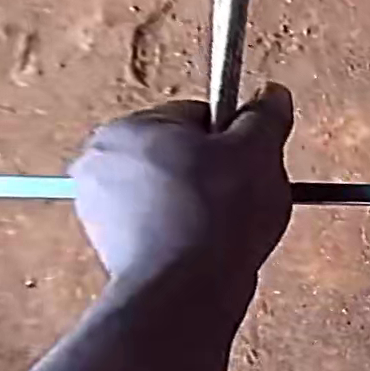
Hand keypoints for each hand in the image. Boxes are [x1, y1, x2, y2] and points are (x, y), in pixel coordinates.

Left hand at [68, 86, 294, 291]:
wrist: (187, 278)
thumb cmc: (223, 211)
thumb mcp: (259, 154)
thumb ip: (264, 118)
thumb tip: (272, 92)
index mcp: (137, 126)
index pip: (202, 115)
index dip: (240, 139)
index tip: (259, 162)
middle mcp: (103, 152)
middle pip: (184, 148)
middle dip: (220, 167)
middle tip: (250, 192)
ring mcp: (97, 193)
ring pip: (171, 181)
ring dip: (203, 193)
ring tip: (232, 218)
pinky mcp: (106, 228)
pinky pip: (157, 211)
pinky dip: (184, 218)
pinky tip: (209, 234)